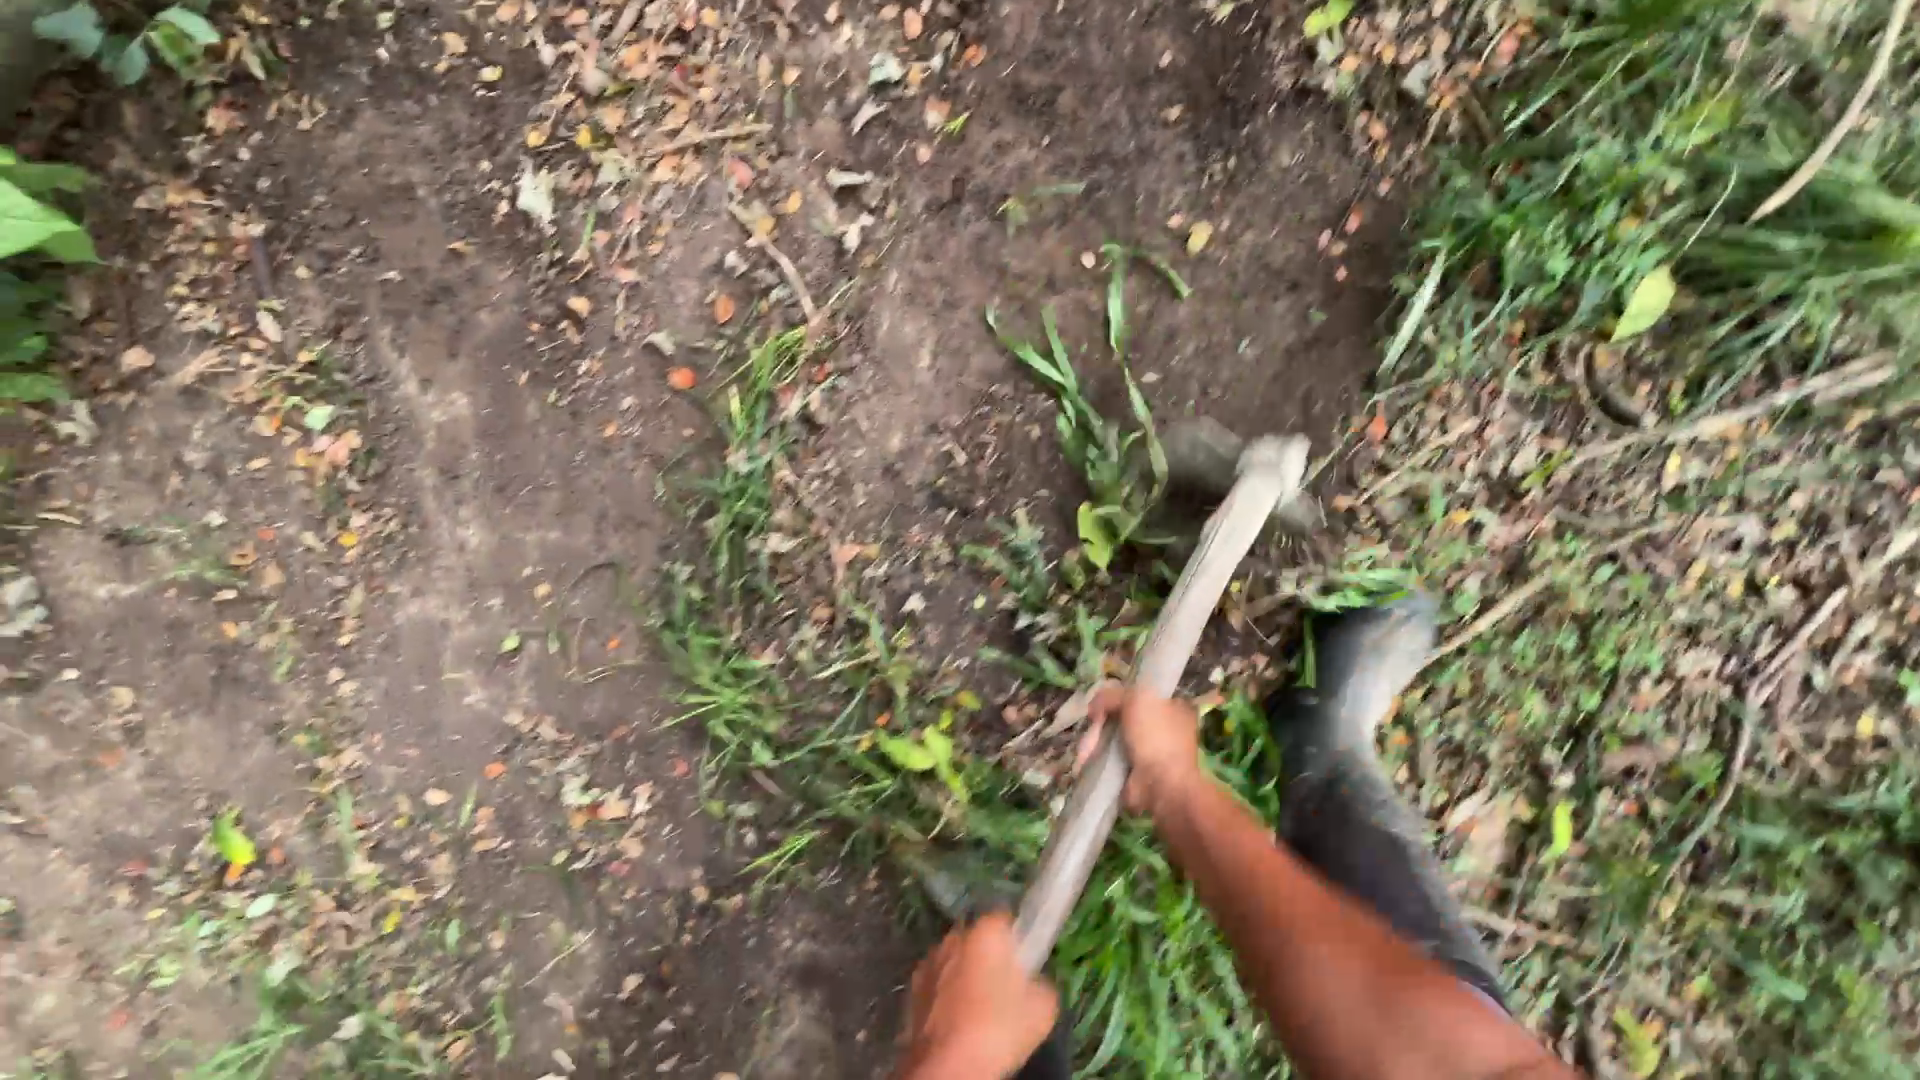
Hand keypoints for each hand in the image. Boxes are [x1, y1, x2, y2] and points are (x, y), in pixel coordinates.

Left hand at [898, 913, 1057, 1079]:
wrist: (947, 1066)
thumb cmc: (998, 1029)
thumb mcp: (1042, 1009)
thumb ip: (1042, 984)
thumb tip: (1034, 982)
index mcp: (986, 931)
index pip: (1005, 918)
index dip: (1016, 938)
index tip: (1023, 961)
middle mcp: (954, 936)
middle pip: (977, 937)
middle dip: (988, 954)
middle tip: (1004, 985)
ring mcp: (928, 960)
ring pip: (954, 959)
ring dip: (963, 973)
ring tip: (978, 1007)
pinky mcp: (910, 987)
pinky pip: (936, 981)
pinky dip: (944, 993)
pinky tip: (956, 1020)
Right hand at [1080, 685, 1203, 816]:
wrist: (1160, 784)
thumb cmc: (1155, 736)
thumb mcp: (1136, 699)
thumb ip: (1112, 695)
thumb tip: (1094, 707)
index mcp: (1174, 709)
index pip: (1142, 695)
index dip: (1120, 695)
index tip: (1103, 702)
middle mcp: (1163, 729)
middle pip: (1123, 716)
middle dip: (1104, 720)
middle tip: (1094, 723)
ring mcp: (1148, 752)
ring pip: (1113, 737)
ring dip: (1096, 740)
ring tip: (1088, 745)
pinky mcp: (1133, 771)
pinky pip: (1109, 757)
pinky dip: (1096, 757)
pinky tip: (1087, 756)